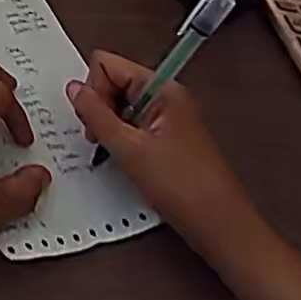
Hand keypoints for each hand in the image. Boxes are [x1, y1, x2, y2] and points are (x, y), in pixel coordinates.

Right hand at [65, 50, 257, 252]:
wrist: (227, 235)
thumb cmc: (182, 188)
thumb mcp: (128, 148)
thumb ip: (94, 113)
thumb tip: (73, 86)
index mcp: (161, 88)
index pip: (106, 64)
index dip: (94, 88)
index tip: (97, 120)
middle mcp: (166, 95)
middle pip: (112, 81)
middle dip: (100, 106)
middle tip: (102, 138)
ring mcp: (168, 117)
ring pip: (120, 103)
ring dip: (109, 124)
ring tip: (115, 152)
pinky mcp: (169, 136)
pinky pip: (133, 121)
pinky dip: (122, 136)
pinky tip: (127, 158)